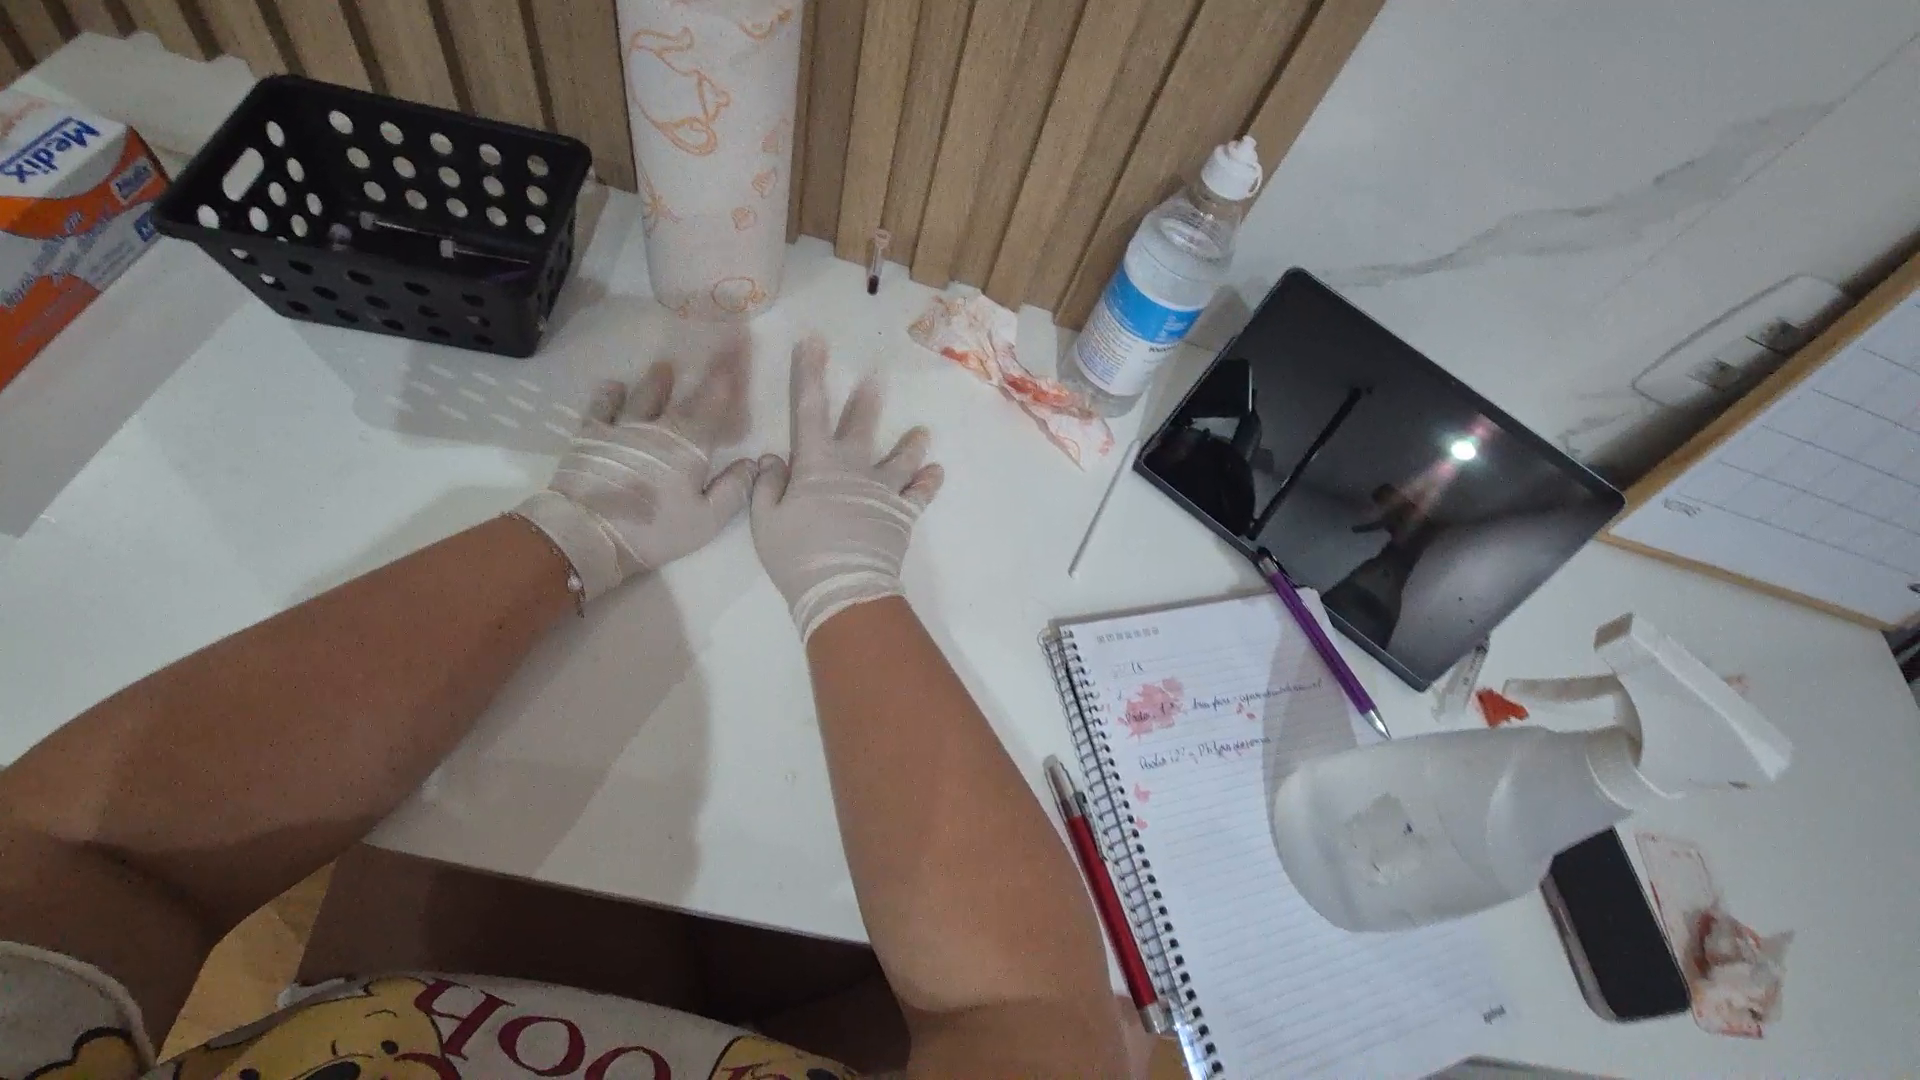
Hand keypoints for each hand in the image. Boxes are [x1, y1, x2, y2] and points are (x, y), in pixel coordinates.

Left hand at [514, 335, 755, 600]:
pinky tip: (613, 386)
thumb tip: (753, 462)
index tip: (742, 349)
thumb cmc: (655, 531)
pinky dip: (609, 395)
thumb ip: (733, 489)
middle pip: (687, 395)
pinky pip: (601, 408)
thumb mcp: (706, 520)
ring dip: (656, 381)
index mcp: (690, 447)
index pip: (717, 404)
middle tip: (717, 345)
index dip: (731, 376)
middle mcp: (658, 428)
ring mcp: (622, 429)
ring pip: (644, 396)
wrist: (587, 533)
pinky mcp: (590, 437)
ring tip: (664, 366)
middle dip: (706, 370)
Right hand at [751, 338, 943, 638]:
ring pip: (901, 456)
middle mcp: (854, 466)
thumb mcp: (765, 521)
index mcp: (817, 463)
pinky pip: (921, 493)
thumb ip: (768, 485)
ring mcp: (884, 488)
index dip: (810, 372)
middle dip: (866, 398)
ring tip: (922, 431)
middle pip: (860, 424)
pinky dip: (929, 482)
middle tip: (878, 375)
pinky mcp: (903, 512)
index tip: (814, 342)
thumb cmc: (798, 555)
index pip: (809, 408)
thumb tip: (776, 459)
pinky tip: (937, 471)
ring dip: (911, 442)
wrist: (843, 587)